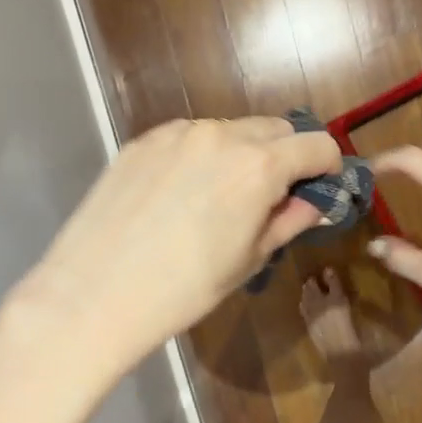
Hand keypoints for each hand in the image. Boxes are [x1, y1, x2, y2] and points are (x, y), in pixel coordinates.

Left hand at [9, 116, 340, 374]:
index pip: (316, 145)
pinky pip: (188, 139)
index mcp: (258, 166)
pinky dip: (200, 157)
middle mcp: (221, 134)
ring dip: (240, 155)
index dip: (327, 167)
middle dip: (285, 157)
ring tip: (216, 200)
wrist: (94, 294)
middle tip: (270, 198)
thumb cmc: (184, 289)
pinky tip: (177, 197)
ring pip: (229, 131)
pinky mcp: (142, 140)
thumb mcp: (250, 260)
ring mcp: (177, 133)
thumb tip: (313, 201)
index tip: (319, 190)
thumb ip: (289, 220)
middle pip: (275, 129)